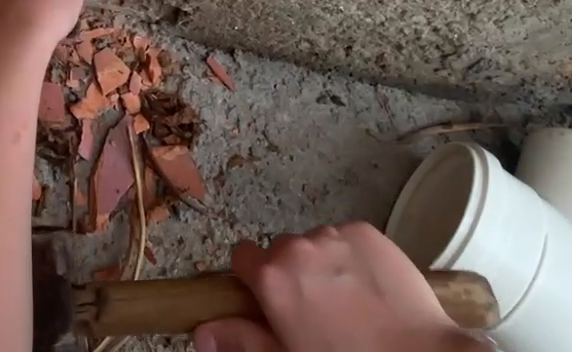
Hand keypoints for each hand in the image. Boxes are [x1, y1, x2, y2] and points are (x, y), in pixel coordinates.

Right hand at [193, 223, 484, 351]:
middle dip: (292, 274)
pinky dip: (352, 256)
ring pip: (315, 243)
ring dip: (323, 264)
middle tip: (316, 312)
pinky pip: (347, 237)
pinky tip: (370, 289)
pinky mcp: (366, 231)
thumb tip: (202, 331)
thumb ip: (242, 340)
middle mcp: (296, 247)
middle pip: (281, 251)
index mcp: (272, 278)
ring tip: (350, 303)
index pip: (242, 257)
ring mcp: (333, 235)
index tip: (270, 301)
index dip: (254, 280)